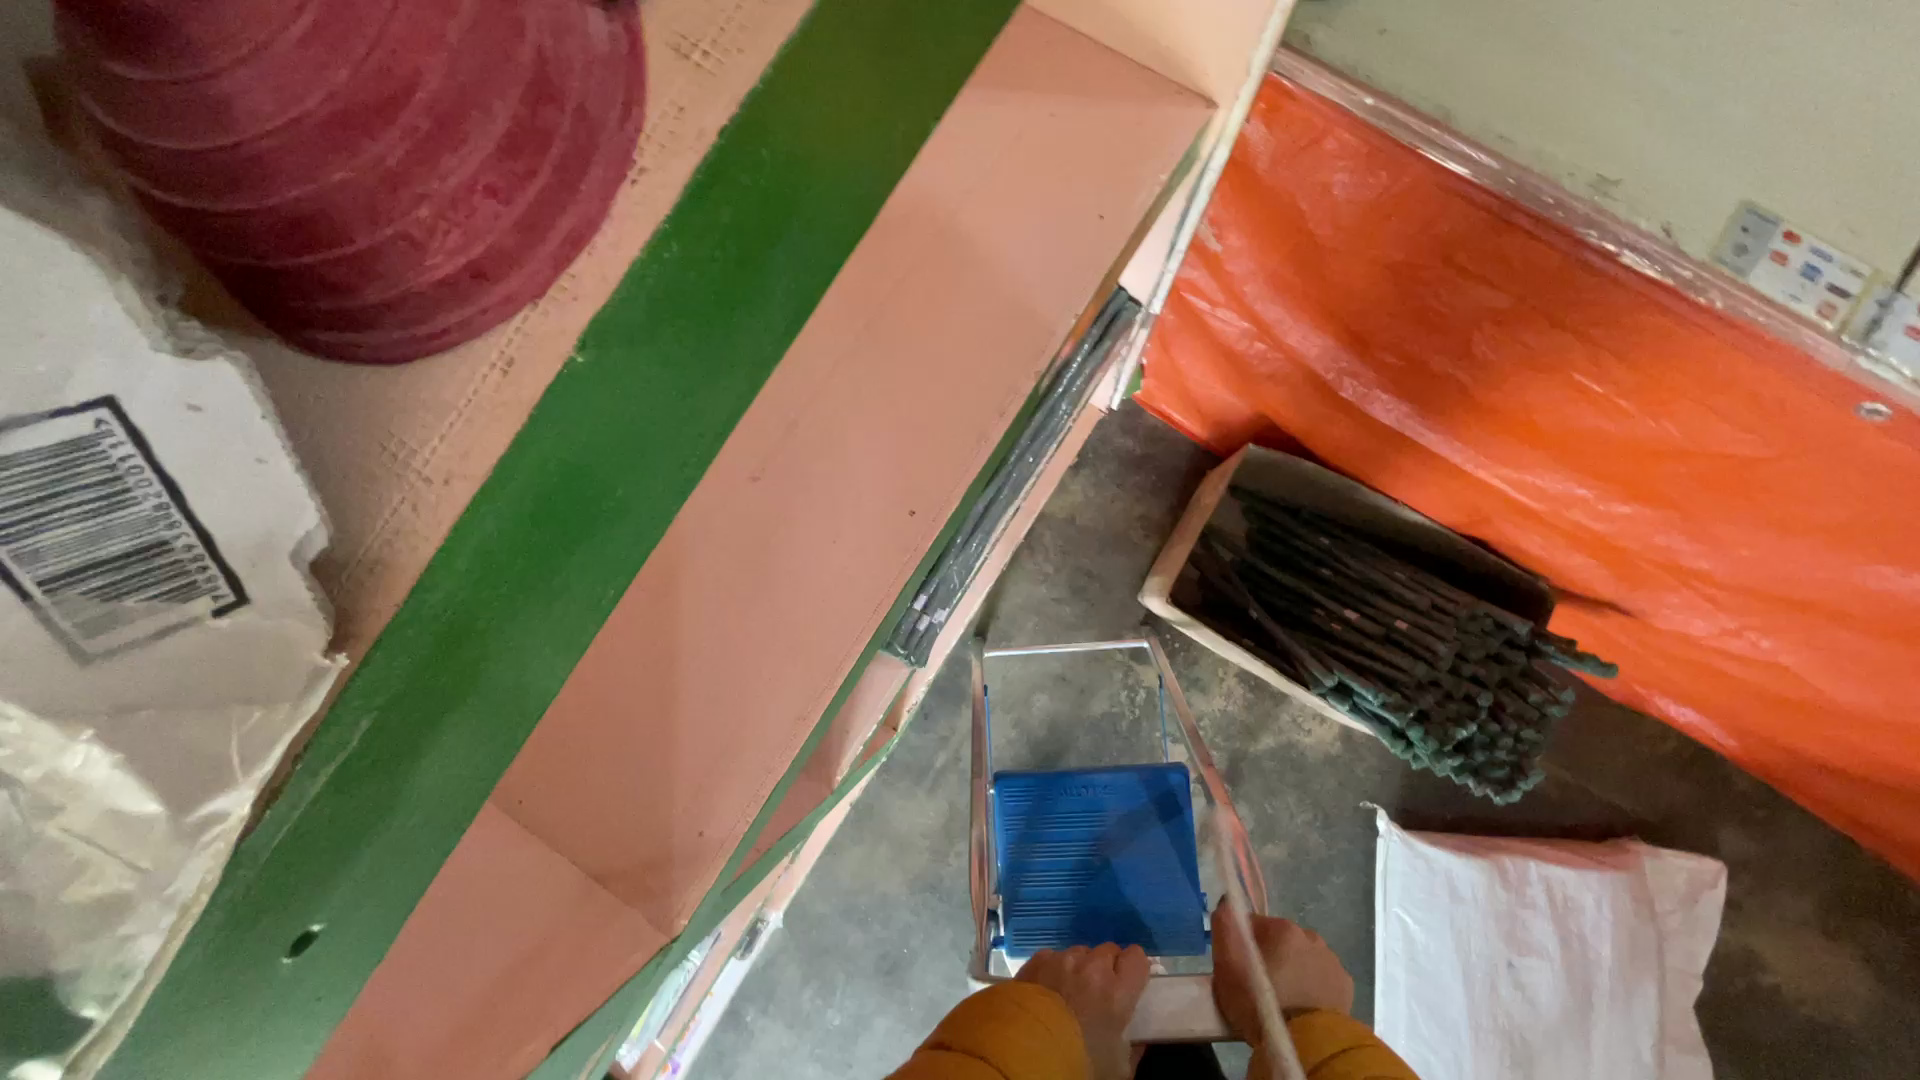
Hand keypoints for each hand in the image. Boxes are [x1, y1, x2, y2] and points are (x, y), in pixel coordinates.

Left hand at [1014, 944, 1149, 1079]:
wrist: (1026, 1054)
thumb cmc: (1078, 1062)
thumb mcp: (1118, 1068)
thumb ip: (1133, 1047)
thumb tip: (1140, 1040)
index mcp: (1117, 992)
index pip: (1137, 958)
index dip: (1134, 967)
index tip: (1129, 981)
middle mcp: (1092, 968)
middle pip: (1107, 951)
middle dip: (1107, 967)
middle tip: (1099, 991)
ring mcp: (1062, 960)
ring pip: (1079, 952)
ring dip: (1080, 967)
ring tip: (1070, 991)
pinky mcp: (1037, 960)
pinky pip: (1054, 956)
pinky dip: (1054, 967)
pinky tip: (1048, 989)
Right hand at [1211, 900, 1353, 1043]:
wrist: (1307, 1044)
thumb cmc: (1261, 1003)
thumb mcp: (1226, 966)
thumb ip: (1223, 926)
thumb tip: (1228, 905)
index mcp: (1282, 928)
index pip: (1253, 925)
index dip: (1241, 945)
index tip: (1238, 969)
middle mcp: (1310, 937)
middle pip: (1280, 941)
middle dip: (1270, 957)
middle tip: (1259, 987)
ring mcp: (1332, 961)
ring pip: (1303, 959)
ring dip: (1293, 971)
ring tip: (1284, 1000)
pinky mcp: (1346, 986)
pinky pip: (1321, 979)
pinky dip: (1312, 988)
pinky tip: (1304, 1007)